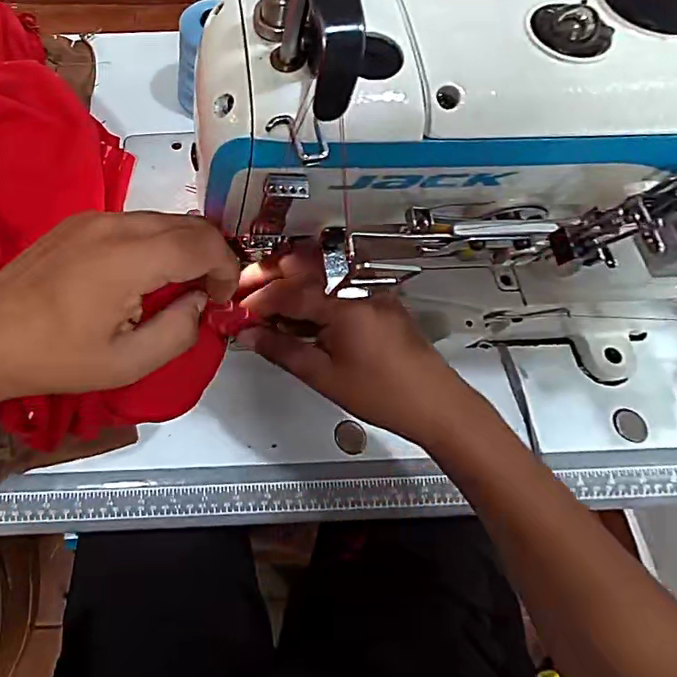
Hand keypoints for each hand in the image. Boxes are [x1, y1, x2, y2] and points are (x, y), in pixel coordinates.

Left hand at [0, 212, 240, 415]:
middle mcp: (115, 224)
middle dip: (210, 256)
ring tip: (173, 288)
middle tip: (205, 294)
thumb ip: (179, 331)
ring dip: (182, 248)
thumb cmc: (53, 357)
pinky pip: (135, 222)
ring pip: (163, 219)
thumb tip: (199, 302)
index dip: (226, 268)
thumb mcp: (126, 363)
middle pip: (189, 224)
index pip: (204, 243)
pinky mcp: (78, 221)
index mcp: (129, 258)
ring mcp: (94, 217)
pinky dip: (154, 242)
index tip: (220, 299)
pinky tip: (140, 276)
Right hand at [236, 245, 485, 448]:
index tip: (239, 312)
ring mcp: (372, 292)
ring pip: (320, 277)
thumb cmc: (388, 395)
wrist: (437, 405)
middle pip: (304, 270)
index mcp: (344, 304)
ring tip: (269, 310)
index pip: (288, 293)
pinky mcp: (380, 301)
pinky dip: (314, 297)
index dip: (258, 302)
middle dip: (270, 279)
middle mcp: (359, 288)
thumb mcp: (324, 376)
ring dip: (291, 287)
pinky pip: (338, 288)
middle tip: (246, 294)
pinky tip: (302, 318)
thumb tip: (250, 335)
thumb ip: (282, 350)